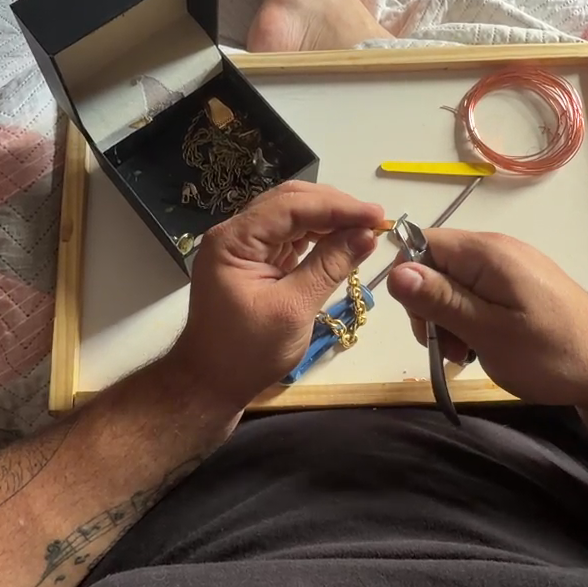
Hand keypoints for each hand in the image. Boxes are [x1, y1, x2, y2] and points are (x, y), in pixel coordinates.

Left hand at [165, 182, 385, 408]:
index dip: (337, 207)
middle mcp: (236, 234)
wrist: (210, 383)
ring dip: (328, 220)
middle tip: (375, 221)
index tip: (377, 215)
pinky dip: (317, 237)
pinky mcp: (254, 261)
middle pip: (290, 202)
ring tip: (364, 230)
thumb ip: (329, 267)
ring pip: (291, 216)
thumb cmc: (246, 352)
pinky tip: (342, 242)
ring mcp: (244, 247)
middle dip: (334, 207)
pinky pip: (289, 236)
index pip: (291, 206)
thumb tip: (367, 235)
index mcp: (234, 240)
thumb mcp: (292, 310)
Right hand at [384, 229, 587, 406]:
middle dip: (429, 307)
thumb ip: (440, 300)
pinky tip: (483, 344)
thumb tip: (394, 271)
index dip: (410, 282)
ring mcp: (508, 267)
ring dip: (448, 319)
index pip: (419, 244)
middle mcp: (494, 250)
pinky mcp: (517, 284)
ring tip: (469, 352)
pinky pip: (474, 293)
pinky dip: (469, 319)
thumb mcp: (488, 332)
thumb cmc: (550, 353)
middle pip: (433, 265)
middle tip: (452, 348)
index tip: (426, 323)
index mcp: (485, 253)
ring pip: (451, 283)